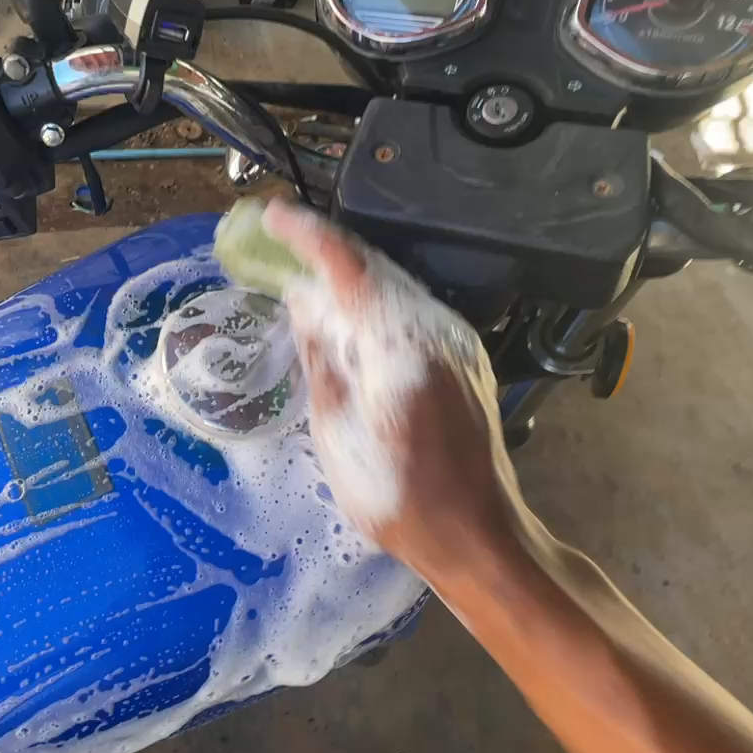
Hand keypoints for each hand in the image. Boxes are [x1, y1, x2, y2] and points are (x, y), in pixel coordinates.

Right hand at [263, 200, 522, 573]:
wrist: (480, 537)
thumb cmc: (398, 501)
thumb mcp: (337, 437)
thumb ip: (322, 361)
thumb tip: (305, 306)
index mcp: (399, 348)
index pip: (348, 268)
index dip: (307, 235)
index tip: (272, 215)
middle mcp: (436, 330)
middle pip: (375, 266)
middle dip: (325, 248)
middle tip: (281, 242)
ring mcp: (457, 341)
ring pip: (395, 284)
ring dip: (348, 274)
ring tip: (307, 277)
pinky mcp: (465, 356)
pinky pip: (411, 307)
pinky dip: (373, 300)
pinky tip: (348, 317)